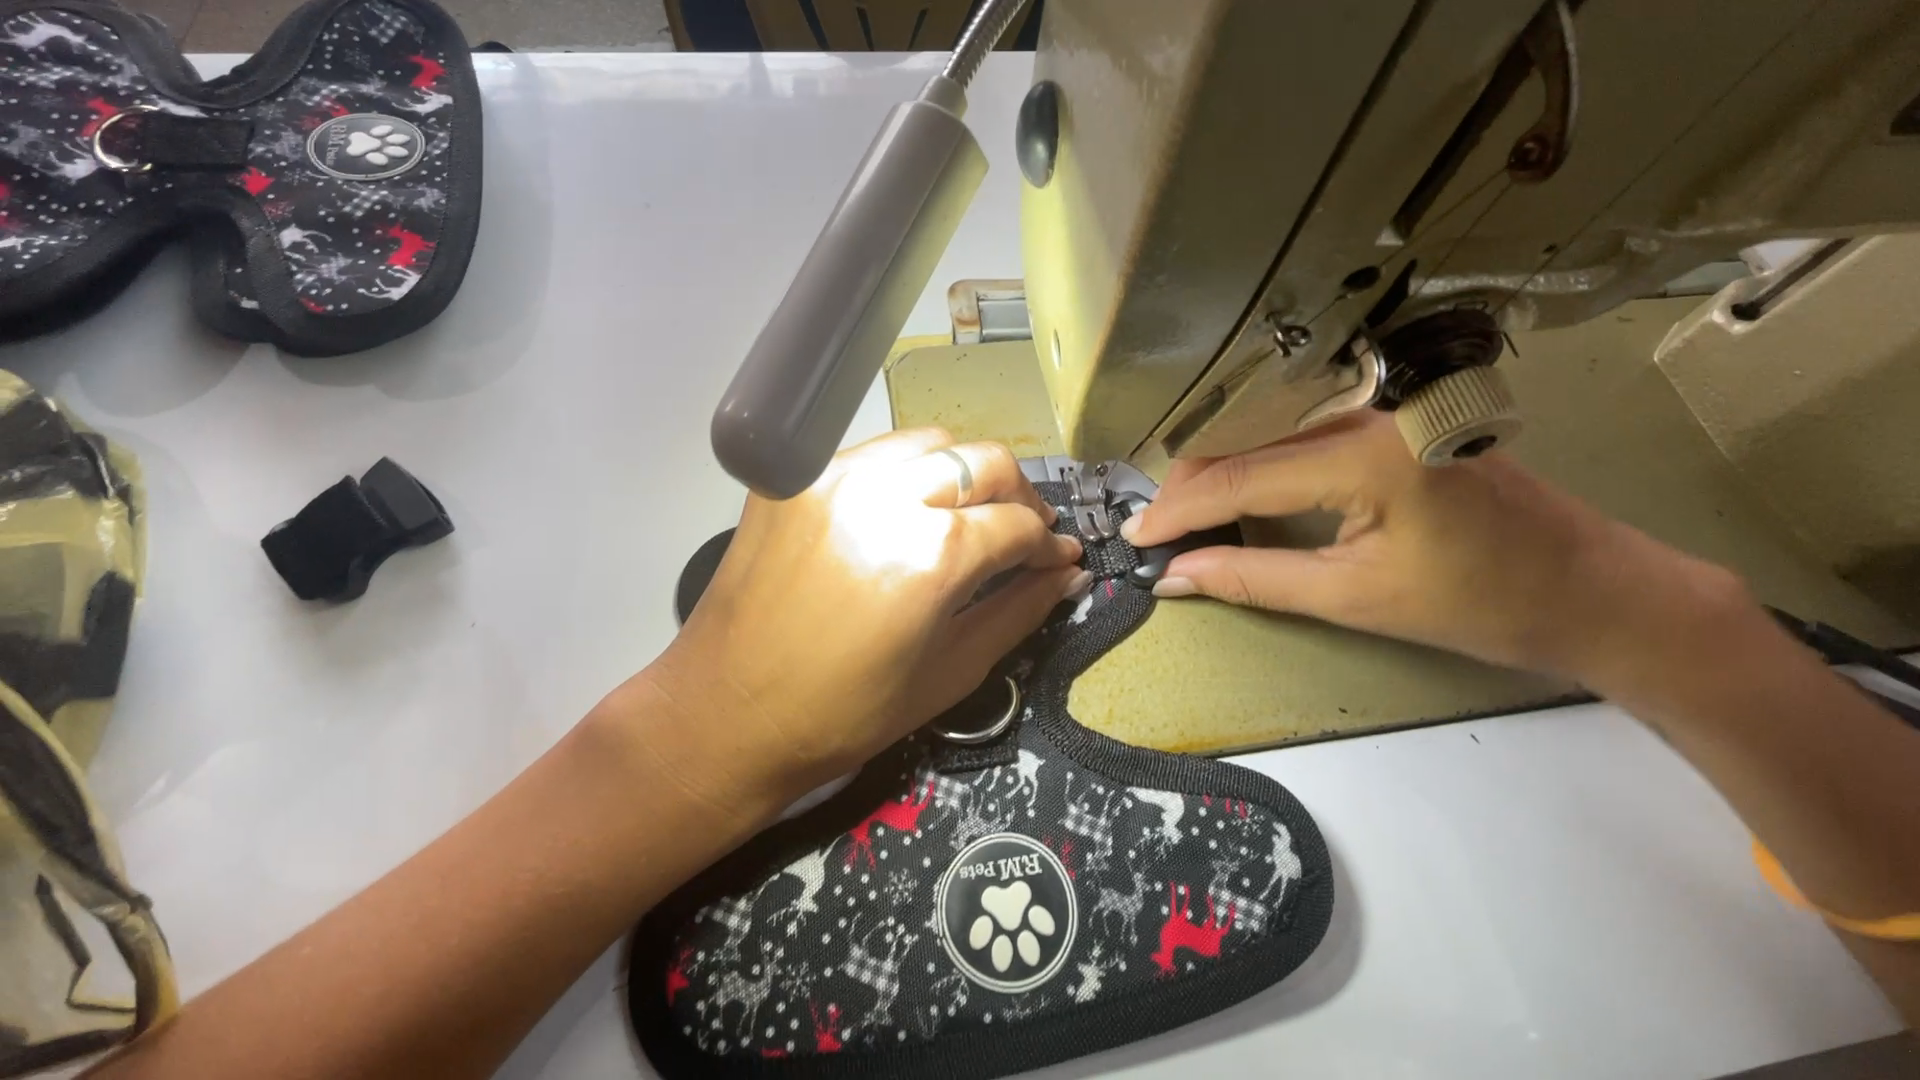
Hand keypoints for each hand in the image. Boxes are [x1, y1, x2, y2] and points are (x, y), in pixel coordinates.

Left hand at [642, 429, 1086, 798]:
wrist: (728, 714)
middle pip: (982, 461)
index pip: (1017, 523)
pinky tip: (907, 511)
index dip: (1047, 543)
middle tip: (1022, 535)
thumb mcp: (950, 672)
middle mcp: (885, 495)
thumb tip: (1067, 573)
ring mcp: (833, 477)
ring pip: (930, 442)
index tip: (1056, 559)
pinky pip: (873, 454)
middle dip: (1017, 496)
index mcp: (930, 556)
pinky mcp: (794, 477)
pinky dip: (907, 473)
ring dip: (964, 473)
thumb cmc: (845, 714)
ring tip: (968, 516)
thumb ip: (1018, 612)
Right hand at [1122, 412, 1748, 684]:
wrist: (1595, 593)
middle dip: (1190, 489)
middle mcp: (1369, 417)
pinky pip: (1303, 442)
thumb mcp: (1355, 599)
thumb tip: (1176, 578)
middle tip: (1153, 535)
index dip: (1177, 510)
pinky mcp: (1397, 427)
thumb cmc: (1482, 606)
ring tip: (1184, 524)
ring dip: (1222, 479)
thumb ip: (1255, 580)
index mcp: (1362, 455)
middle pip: (1247, 446)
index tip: (1134, 538)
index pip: (1238, 478)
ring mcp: (1386, 416)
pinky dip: (1262, 473)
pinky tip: (1242, 502)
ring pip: (1272, 439)